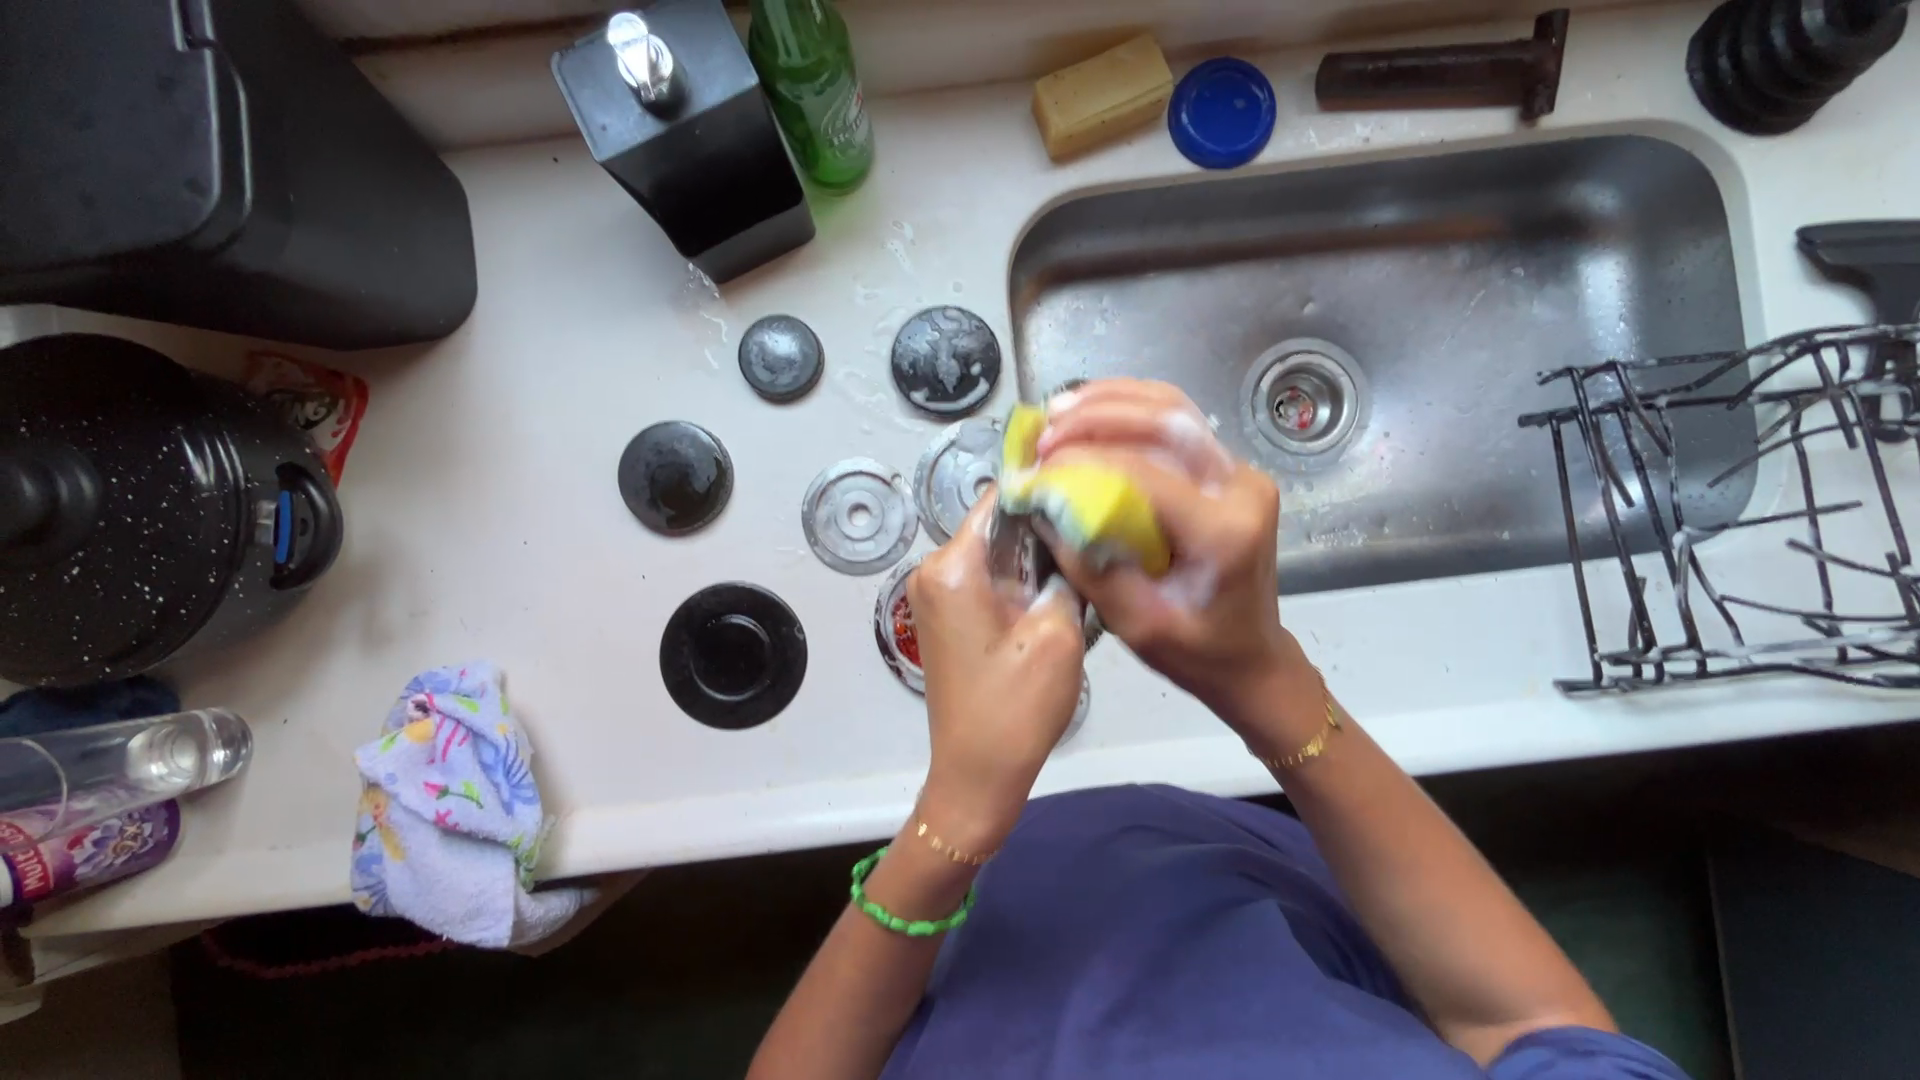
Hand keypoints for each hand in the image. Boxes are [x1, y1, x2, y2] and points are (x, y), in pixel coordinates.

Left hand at [908, 493, 1085, 852]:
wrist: (977, 775)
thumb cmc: (1015, 708)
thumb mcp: (1057, 633)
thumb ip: (1062, 572)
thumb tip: (1070, 533)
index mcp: (952, 566)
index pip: (998, 499)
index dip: (1043, 491)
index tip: (1088, 491)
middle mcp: (934, 571)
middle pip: (997, 526)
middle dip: (1043, 529)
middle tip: (1096, 533)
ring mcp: (937, 596)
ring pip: (996, 555)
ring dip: (1035, 560)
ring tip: (1084, 564)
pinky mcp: (948, 618)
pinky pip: (988, 581)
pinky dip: (1020, 583)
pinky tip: (1057, 596)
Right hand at [1039, 380, 1318, 743]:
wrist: (1249, 656)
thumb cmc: (1195, 651)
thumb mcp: (1135, 623)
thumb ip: (1088, 564)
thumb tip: (1041, 508)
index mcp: (1223, 531)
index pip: (1145, 473)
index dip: (1082, 462)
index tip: (1035, 471)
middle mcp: (1241, 488)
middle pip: (1165, 422)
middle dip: (1094, 418)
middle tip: (1042, 434)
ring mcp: (1240, 472)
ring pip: (1173, 408)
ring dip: (1110, 402)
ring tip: (1057, 410)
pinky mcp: (1229, 468)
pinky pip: (1178, 420)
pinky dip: (1130, 407)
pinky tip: (1091, 410)